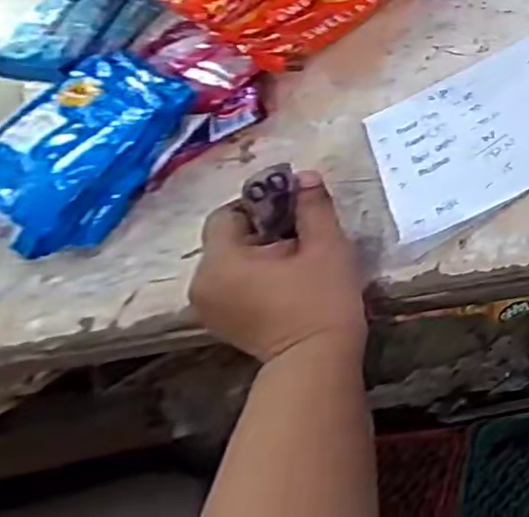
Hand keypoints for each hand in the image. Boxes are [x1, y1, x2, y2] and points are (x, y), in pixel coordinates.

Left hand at [189, 170, 367, 363]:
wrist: (316, 353)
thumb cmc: (323, 294)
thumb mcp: (327, 244)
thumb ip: (313, 207)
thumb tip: (304, 176)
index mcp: (220, 263)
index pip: (226, 215)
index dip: (261, 202)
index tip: (297, 205)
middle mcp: (201, 283)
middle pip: (229, 237)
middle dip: (267, 226)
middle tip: (307, 230)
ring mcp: (206, 304)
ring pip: (233, 258)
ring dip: (263, 248)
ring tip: (301, 255)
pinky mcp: (219, 318)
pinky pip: (233, 279)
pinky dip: (258, 270)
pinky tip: (289, 277)